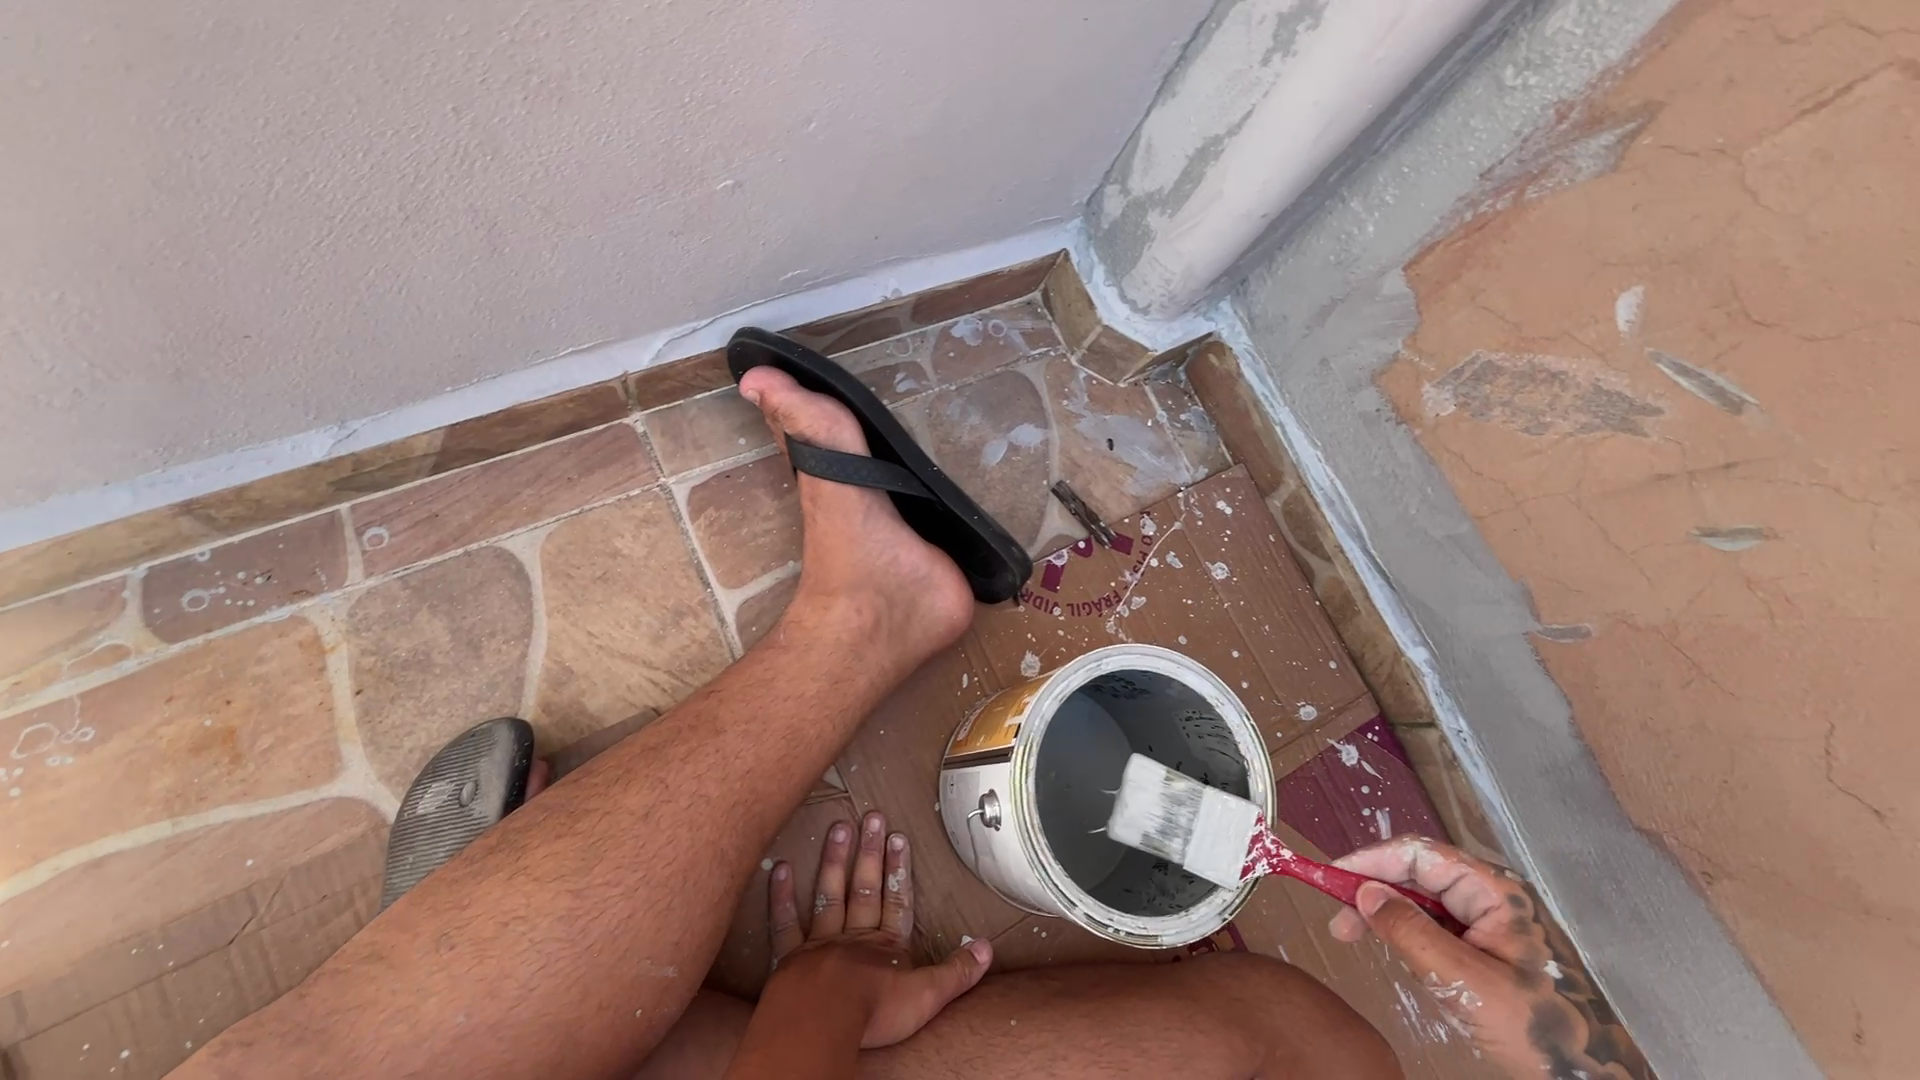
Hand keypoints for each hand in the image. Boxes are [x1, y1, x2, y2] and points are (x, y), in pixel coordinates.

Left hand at [766, 811, 991, 1047]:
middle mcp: (854, 937)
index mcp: (886, 946)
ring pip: (830, 895)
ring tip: (838, 828)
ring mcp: (820, 943)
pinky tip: (780, 869)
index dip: (899, 869)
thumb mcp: (927, 995)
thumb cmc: (874, 1011)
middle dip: (870, 852)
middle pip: (864, 887)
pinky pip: (785, 923)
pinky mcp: (789, 958)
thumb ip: (957, 972)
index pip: (896, 900)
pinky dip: (782, 896)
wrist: (823, 1021)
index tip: (899, 837)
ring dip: (835, 861)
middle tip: (872, 816)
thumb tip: (987, 949)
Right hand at [1327, 836, 1650, 1079]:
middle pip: (1416, 873)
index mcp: (1493, 891)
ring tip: (1355, 935)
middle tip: (1339, 921)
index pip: (1418, 855)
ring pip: (1421, 899)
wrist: (1590, 1079)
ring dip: (1385, 912)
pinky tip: (1392, 949)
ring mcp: (1488, 920)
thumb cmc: (1534, 1027)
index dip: (1370, 861)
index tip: (1331, 878)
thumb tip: (1364, 892)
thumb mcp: (1464, 982)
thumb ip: (1410, 932)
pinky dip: (1404, 932)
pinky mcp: (1484, 944)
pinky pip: (1433, 924)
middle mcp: (1489, 895)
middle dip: (1372, 889)